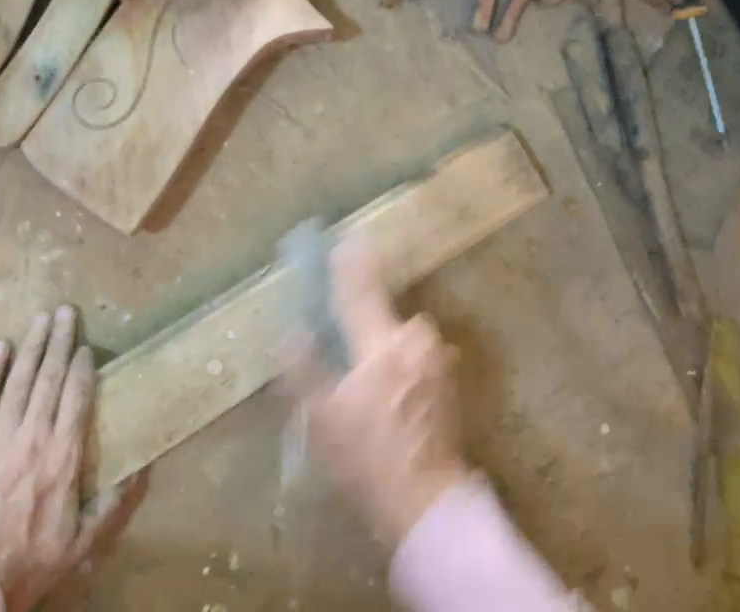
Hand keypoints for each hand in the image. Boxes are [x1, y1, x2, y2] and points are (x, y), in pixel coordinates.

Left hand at [0, 306, 147, 611]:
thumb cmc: (24, 564)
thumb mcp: (79, 544)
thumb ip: (111, 506)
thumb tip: (141, 471)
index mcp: (63, 458)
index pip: (77, 399)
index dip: (83, 368)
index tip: (87, 346)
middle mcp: (33, 437)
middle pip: (50, 380)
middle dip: (60, 342)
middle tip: (66, 311)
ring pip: (19, 381)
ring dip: (32, 346)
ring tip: (41, 317)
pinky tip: (1, 347)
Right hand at [285, 238, 469, 544]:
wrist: (426, 500)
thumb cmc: (367, 456)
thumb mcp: (322, 416)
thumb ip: (303, 368)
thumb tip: (289, 332)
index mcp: (381, 342)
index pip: (360, 289)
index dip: (350, 263)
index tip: (346, 239)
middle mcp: (415, 340)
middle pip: (383, 316)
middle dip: (366, 326)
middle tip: (346, 352)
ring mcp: (438, 359)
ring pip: (402, 337)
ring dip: (386, 348)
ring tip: (369, 385)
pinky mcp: (450, 380)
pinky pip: (418, 356)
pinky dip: (404, 364)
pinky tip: (392, 396)